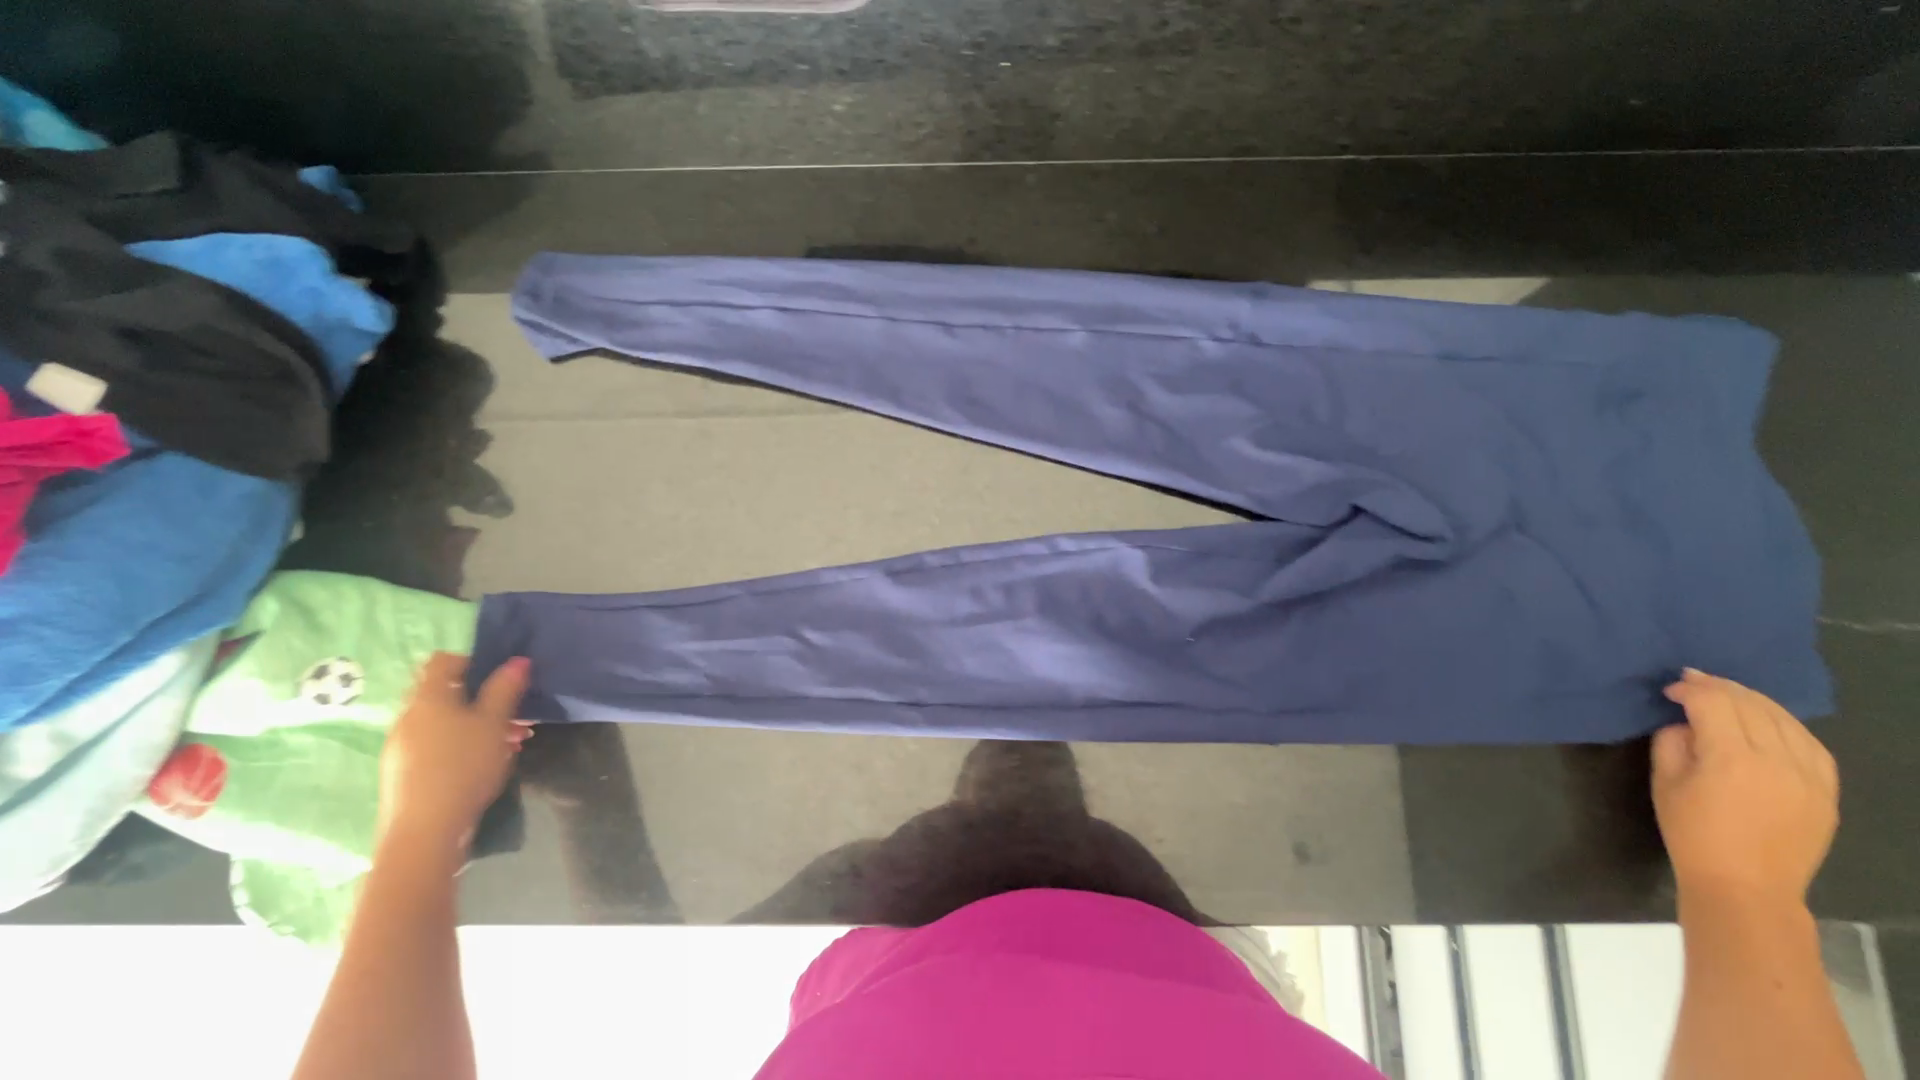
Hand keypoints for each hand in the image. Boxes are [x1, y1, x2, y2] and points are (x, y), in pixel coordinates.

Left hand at [377, 653, 532, 857]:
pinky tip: (484, 767)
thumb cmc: (463, 766)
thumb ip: (505, 690)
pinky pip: (435, 747)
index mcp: (427, 698)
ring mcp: (401, 747)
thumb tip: (517, 660)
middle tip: (514, 717)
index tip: (501, 681)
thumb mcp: (494, 724)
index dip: (473, 663)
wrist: (424, 831)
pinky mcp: (402, 774)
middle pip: (446, 695)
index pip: (443, 661)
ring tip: (510, 744)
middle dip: (483, 702)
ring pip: (444, 723)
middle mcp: (408, 717)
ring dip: (476, 727)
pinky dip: (461, 747)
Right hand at [1653, 669, 1838, 911]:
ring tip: (1730, 697)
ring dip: (1753, 701)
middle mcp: (1777, 759)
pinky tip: (1770, 723)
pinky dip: (1786, 725)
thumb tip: (1684, 723)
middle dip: (1719, 688)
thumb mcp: (1665, 785)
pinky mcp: (1826, 790)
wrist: (1746, 887)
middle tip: (1694, 683)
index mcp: (1731, 758)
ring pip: (1783, 719)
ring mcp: (1809, 775)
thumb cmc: (1692, 835)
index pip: (1713, 703)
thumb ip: (1672, 743)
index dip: (1690, 689)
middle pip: (1750, 705)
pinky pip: (1810, 744)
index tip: (1671, 689)